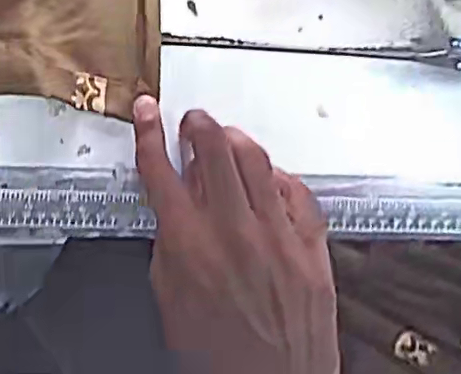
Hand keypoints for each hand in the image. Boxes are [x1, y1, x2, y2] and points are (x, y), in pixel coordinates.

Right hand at [133, 95, 339, 373]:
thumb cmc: (216, 354)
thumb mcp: (167, 291)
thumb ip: (168, 234)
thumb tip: (173, 191)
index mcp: (188, 244)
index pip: (160, 166)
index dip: (148, 130)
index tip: (147, 110)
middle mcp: (232, 234)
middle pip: (211, 146)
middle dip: (196, 123)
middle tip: (192, 124)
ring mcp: (277, 240)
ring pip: (255, 158)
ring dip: (233, 140)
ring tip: (226, 143)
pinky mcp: (312, 254)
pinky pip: (299, 192)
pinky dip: (279, 177)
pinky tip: (268, 180)